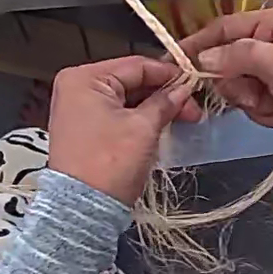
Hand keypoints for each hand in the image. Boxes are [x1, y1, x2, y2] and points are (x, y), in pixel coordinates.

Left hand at [46, 57, 201, 203]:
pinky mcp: (86, 130)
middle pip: (131, 81)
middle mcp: (77, 88)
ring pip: (127, 99)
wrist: (84, 208)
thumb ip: (165, 102)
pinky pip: (118, 115)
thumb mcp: (144, 128)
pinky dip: (140, 119)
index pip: (136, 65)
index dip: (170, 74)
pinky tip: (163, 125)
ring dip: (155, 108)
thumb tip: (183, 89)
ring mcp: (79, 110)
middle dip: (164, 94)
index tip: (195, 83)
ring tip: (183, 118)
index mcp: (84, 78)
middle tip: (193, 108)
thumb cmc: (109, 163)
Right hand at [179, 7, 272, 150]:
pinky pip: (249, 100)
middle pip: (227, 58)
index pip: (228, 27)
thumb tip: (204, 57)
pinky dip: (260, 111)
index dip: (201, 43)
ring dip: (250, 100)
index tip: (176, 60)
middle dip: (237, 83)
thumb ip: (240, 55)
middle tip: (254, 95)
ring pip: (236, 83)